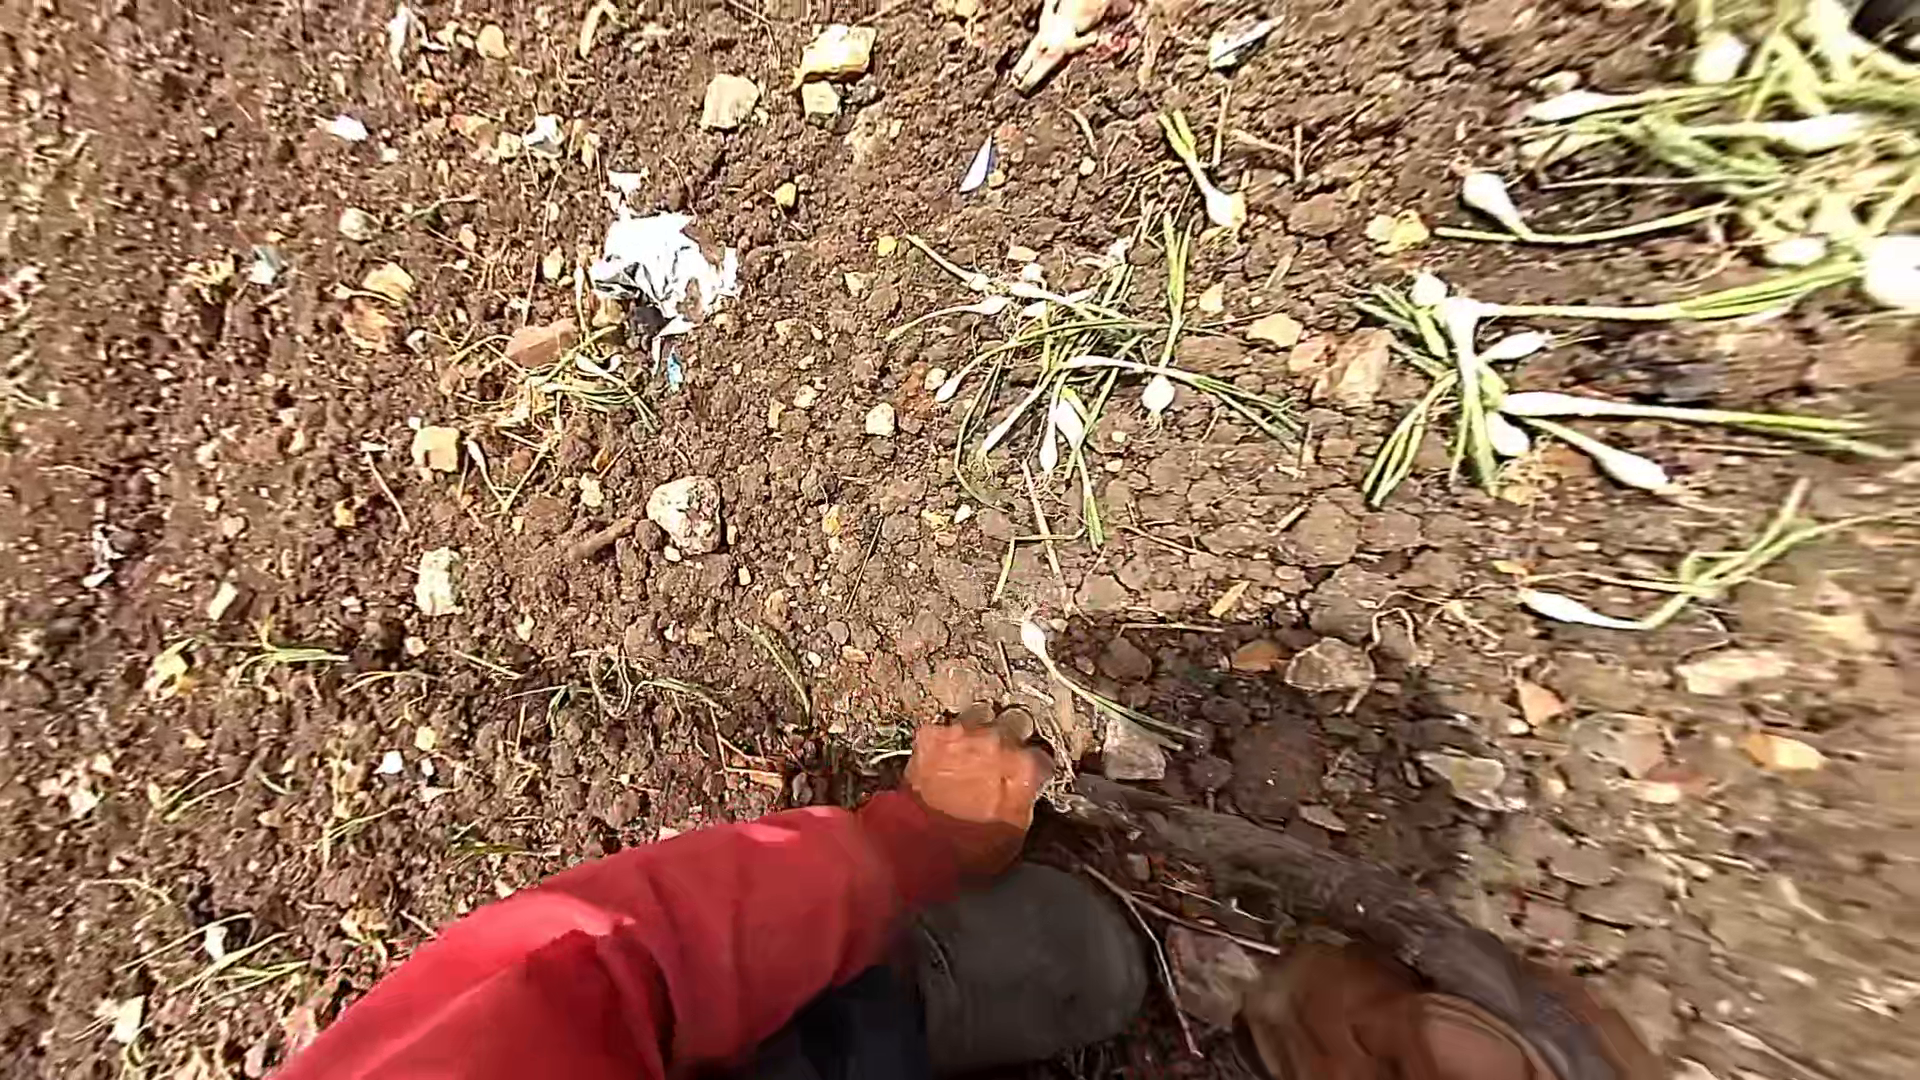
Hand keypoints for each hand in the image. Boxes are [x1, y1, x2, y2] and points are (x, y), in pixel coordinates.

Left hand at [903, 721, 1050, 877]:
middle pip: (1015, 723)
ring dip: (978, 730)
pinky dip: (944, 738)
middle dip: (1010, 737)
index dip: (1032, 766)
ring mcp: (964, 733)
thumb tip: (1026, 790)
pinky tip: (942, 756)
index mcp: (1024, 767)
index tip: (1025, 773)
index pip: (1041, 756)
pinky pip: (945, 726)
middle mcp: (998, 740)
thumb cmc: (968, 848)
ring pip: (980, 715)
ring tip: (969, 752)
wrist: (921, 845)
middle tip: (998, 758)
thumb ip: (1026, 799)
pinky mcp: (933, 733)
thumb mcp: (1016, 833)